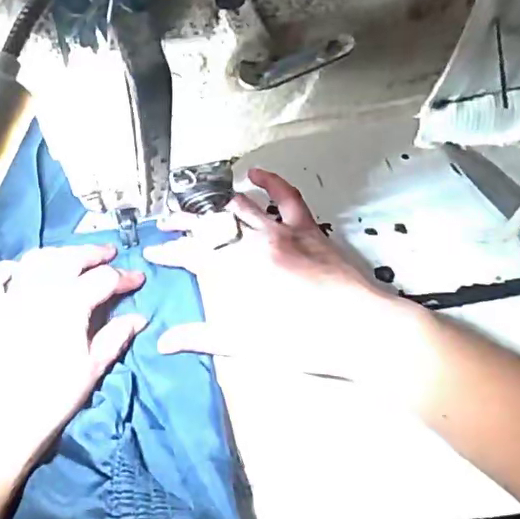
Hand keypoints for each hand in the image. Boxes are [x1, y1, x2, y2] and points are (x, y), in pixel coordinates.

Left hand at [0, 245, 146, 505]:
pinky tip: (19, 270)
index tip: (138, 279)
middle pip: (68, 258)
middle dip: (91, 253)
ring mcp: (10, 296)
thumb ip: (114, 336)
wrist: (2, 414)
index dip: (124, 276)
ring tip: (70, 259)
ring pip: (34, 259)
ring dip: (56, 254)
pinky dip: (9, 268)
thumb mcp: (92, 367)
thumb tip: (138, 317)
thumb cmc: (54, 395)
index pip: (103, 278)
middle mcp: (39, 289)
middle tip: (107, 255)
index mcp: (69, 303)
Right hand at [144, 168, 423, 382]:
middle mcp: (257, 243)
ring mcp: (283, 232)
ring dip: (213, 204)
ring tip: (197, 203)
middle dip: (182, 222)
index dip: (167, 252)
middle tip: (167, 224)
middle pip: (210, 223)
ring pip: (239, 207)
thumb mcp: (246, 343)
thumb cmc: (310, 339)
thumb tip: (167, 342)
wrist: (365, 332)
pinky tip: (255, 175)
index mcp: (239, 269)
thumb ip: (202, 338)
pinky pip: (287, 198)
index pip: (190, 253)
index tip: (154, 253)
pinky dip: (270, 182)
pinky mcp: (307, 230)